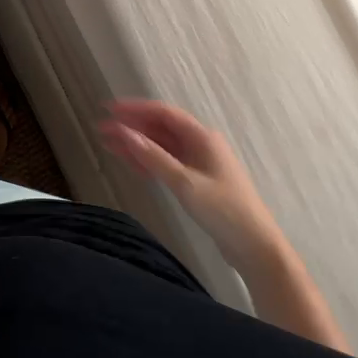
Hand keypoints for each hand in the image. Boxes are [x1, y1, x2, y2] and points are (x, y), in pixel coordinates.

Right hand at [99, 99, 285, 268]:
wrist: (256, 248)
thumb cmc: (224, 211)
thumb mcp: (185, 183)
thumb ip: (153, 157)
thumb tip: (123, 132)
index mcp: (202, 137)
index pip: (162, 113)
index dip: (134, 109)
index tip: (108, 109)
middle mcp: (200, 144)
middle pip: (160, 128)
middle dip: (131, 128)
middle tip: (102, 130)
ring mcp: (199, 163)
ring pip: (161, 147)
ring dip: (136, 145)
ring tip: (108, 145)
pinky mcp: (197, 182)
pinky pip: (167, 163)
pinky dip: (148, 162)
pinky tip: (130, 164)